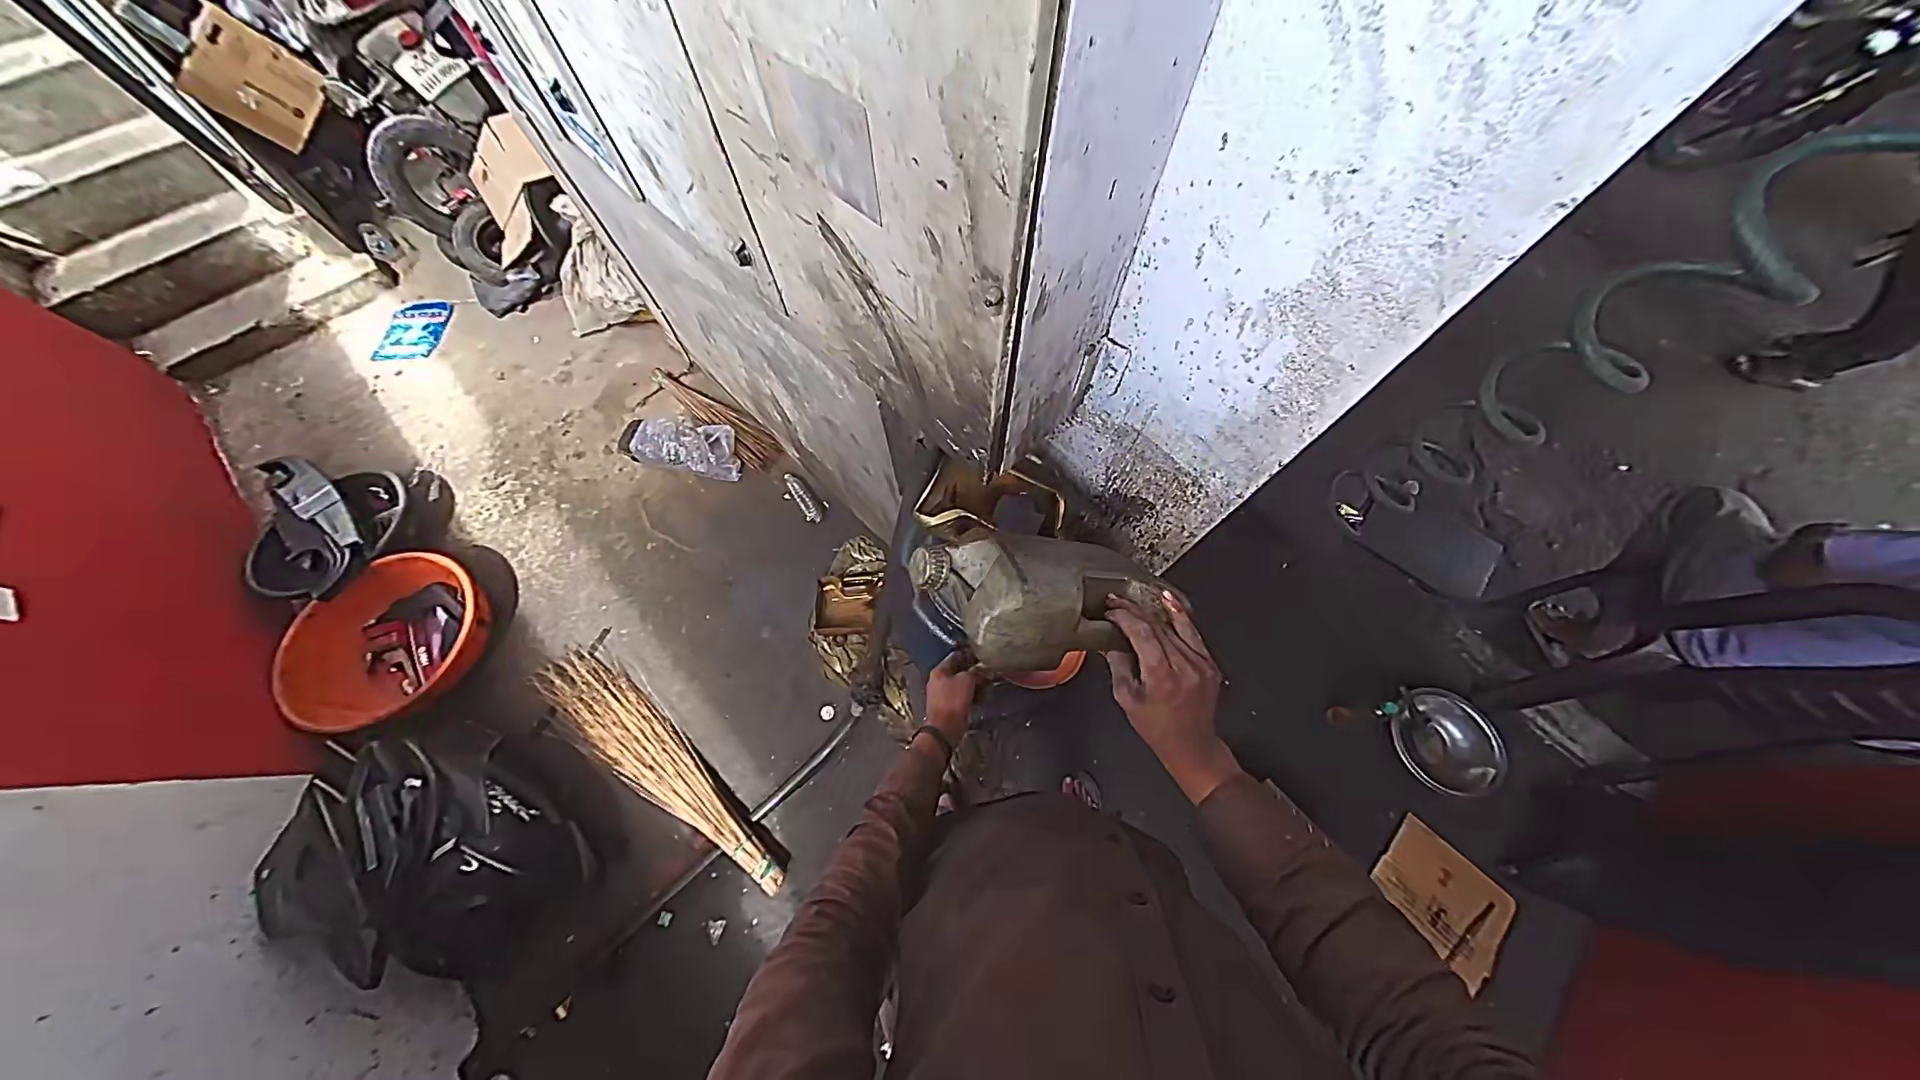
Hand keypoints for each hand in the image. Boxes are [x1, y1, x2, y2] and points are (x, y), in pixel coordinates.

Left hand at [925, 649, 982, 743]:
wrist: (944, 729)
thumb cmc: (953, 701)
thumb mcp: (967, 681)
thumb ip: (975, 672)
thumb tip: (983, 669)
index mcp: (939, 671)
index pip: (956, 656)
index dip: (970, 655)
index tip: (983, 656)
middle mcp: (938, 681)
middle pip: (959, 671)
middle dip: (975, 672)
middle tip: (988, 673)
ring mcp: (942, 695)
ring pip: (962, 685)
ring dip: (975, 685)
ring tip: (988, 686)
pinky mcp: (948, 707)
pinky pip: (962, 697)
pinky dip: (971, 696)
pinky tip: (982, 698)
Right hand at [1104, 592, 1241, 803]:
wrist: (1192, 744)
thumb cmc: (1158, 728)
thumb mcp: (1127, 699)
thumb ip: (1118, 666)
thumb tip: (1110, 642)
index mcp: (1162, 676)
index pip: (1142, 633)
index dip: (1125, 617)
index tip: (1111, 611)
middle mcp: (1185, 667)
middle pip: (1157, 626)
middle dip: (1133, 611)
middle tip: (1116, 602)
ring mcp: (1201, 664)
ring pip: (1174, 626)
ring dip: (1152, 610)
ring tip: (1134, 598)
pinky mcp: (1210, 663)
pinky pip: (1193, 633)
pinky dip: (1179, 615)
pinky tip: (1168, 600)